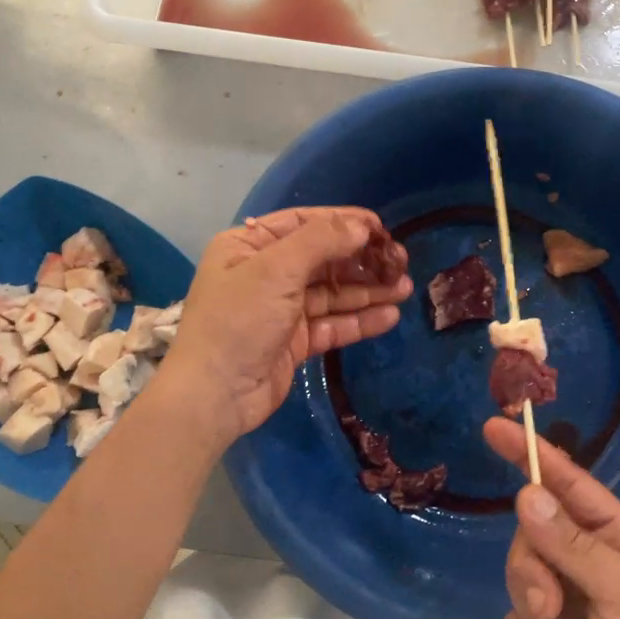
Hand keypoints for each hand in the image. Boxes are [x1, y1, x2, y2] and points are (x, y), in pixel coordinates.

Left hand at [159, 208, 411, 445]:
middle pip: (322, 259)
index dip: (344, 223)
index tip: (382, 228)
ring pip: (332, 293)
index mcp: (248, 246)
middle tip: (401, 263)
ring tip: (404, 288)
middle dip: (361, 260)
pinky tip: (389, 316)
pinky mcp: (294, 342)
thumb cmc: (239, 321)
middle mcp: (264, 273)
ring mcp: (280, 310)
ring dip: (367, 290)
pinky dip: (359, 320)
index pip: (303, 223)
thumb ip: (321, 241)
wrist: (214, 395)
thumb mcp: (276, 270)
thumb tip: (361, 226)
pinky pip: (332, 324)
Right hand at [485, 420, 619, 618]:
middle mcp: (593, 563)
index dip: (532, 456)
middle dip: (533, 570)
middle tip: (552, 604)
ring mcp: (572, 604)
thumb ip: (572, 546)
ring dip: (536, 614)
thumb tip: (527, 493)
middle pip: (533, 537)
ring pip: (522, 580)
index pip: (571, 485)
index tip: (494, 427)